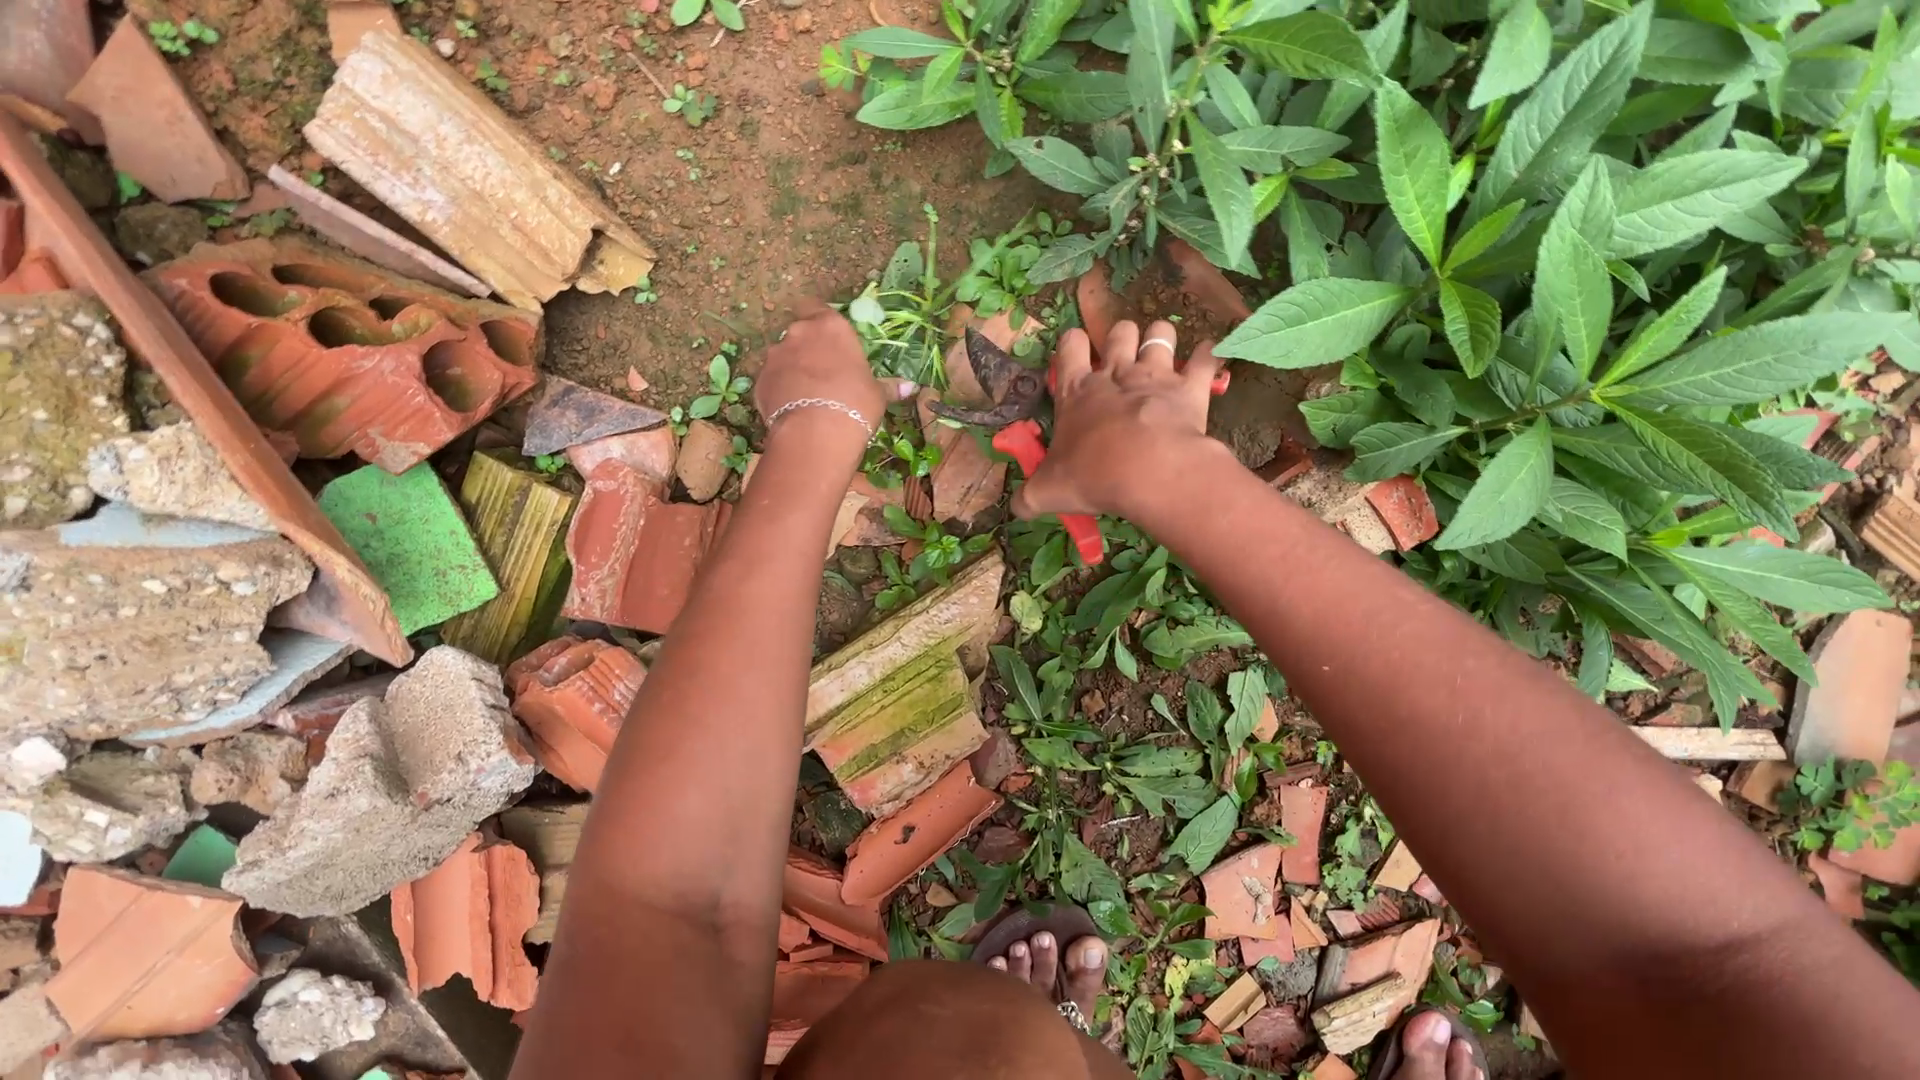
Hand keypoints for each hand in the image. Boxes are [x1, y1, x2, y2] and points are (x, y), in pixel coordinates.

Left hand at [755, 306, 908, 445]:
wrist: (815, 433)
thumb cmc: (855, 404)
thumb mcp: (877, 395)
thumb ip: (888, 386)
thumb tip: (910, 387)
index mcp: (830, 326)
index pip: (816, 306)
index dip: (819, 319)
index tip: (827, 337)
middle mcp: (798, 333)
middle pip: (799, 332)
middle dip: (806, 347)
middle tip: (821, 371)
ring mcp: (775, 356)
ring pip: (782, 356)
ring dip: (791, 369)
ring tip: (806, 395)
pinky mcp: (760, 381)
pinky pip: (771, 381)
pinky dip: (779, 390)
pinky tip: (792, 410)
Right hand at [1011, 319, 1228, 520]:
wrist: (1147, 472)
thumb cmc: (1091, 475)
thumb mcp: (1047, 491)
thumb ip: (1029, 496)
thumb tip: (1016, 508)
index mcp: (1077, 391)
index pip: (1069, 346)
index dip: (1072, 344)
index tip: (1077, 355)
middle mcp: (1116, 374)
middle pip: (1118, 331)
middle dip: (1121, 337)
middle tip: (1123, 359)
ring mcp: (1156, 376)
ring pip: (1160, 333)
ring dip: (1161, 339)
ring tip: (1162, 356)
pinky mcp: (1190, 388)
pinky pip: (1205, 358)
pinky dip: (1207, 356)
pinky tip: (1207, 360)